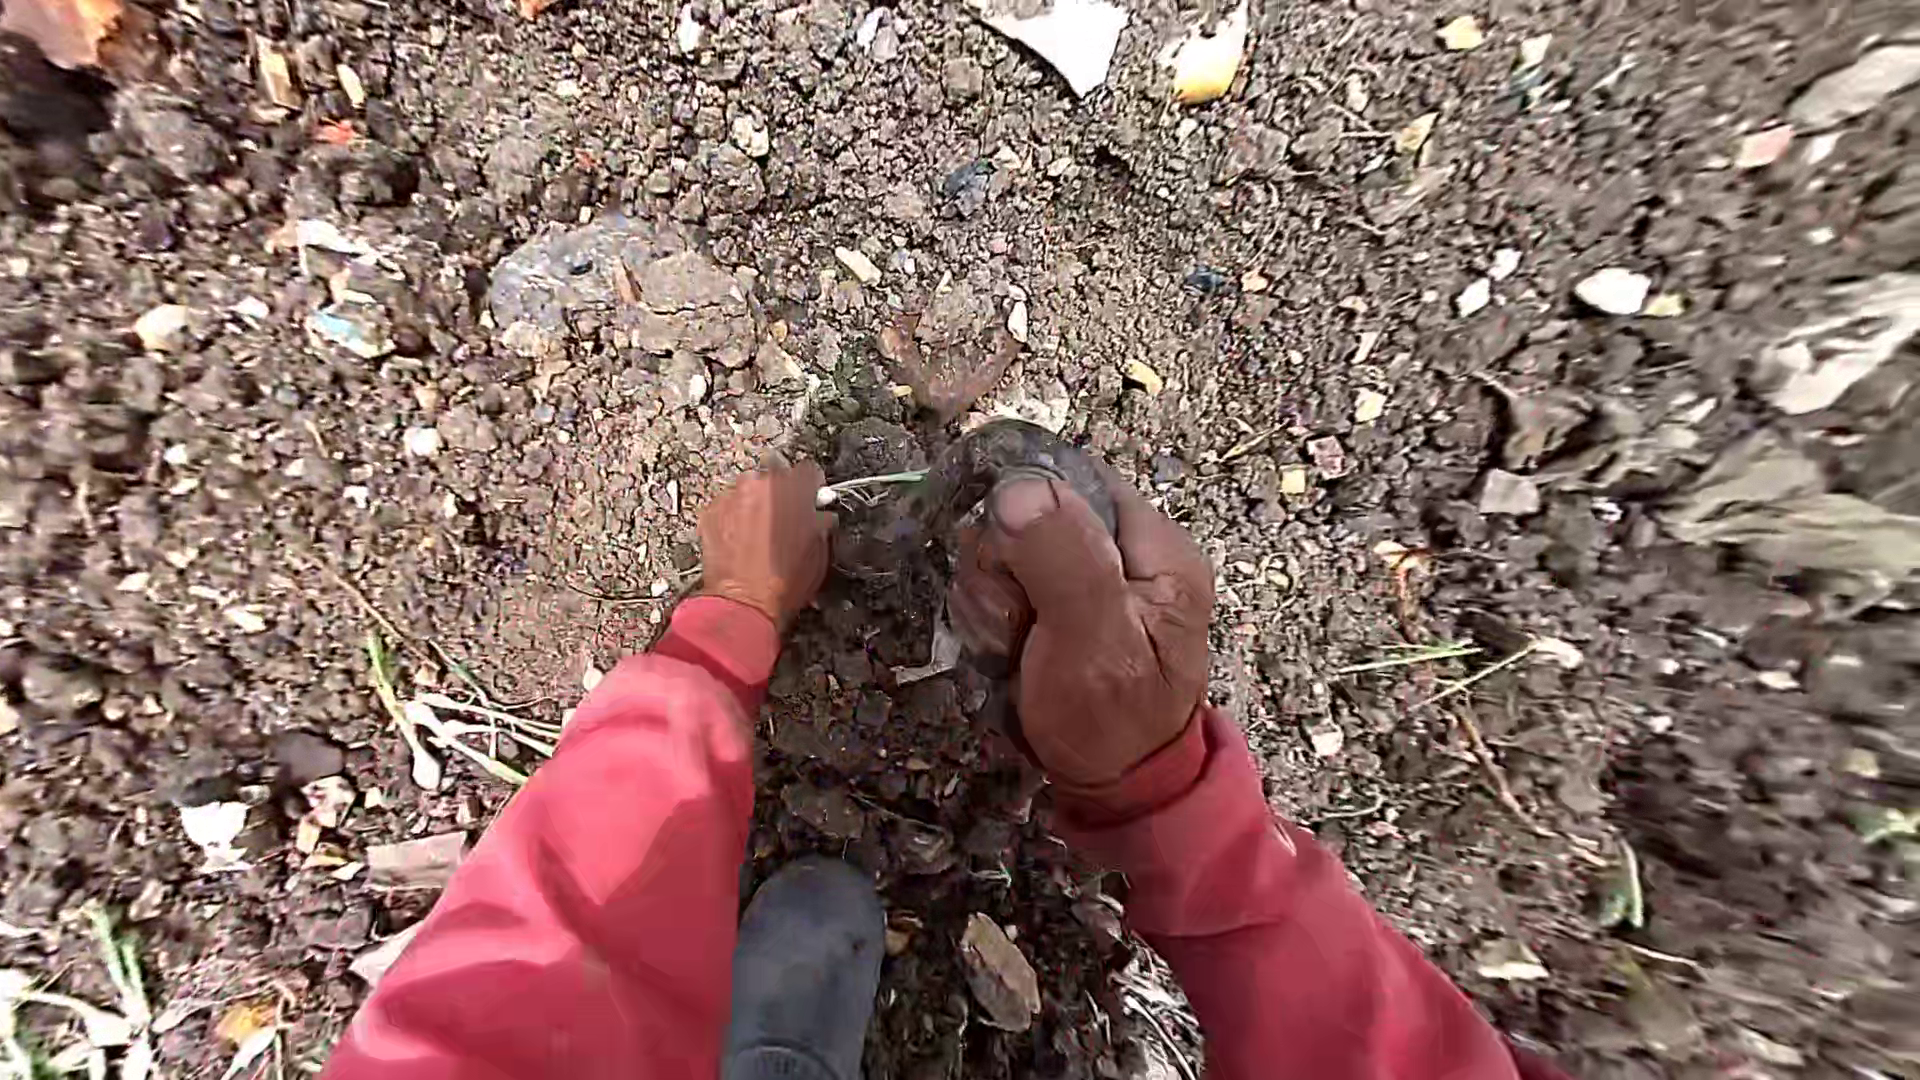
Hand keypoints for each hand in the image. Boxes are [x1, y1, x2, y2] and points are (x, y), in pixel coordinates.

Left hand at [698, 459, 834, 631]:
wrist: (745, 603)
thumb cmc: (784, 581)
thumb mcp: (819, 551)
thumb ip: (821, 522)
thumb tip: (820, 516)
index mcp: (794, 488)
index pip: (809, 471)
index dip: (812, 488)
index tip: (810, 498)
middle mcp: (761, 484)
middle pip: (776, 478)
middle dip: (781, 497)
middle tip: (785, 522)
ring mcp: (733, 497)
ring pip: (749, 490)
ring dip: (756, 505)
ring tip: (761, 534)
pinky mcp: (711, 512)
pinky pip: (727, 506)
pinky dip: (734, 518)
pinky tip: (742, 541)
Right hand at [947, 464, 1213, 787]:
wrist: (1112, 788)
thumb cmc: (1111, 721)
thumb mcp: (1094, 641)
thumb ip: (1063, 561)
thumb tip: (1016, 486)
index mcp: (1154, 546)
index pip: (1075, 480)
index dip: (1028, 510)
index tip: (1009, 560)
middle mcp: (1121, 552)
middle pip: (1029, 514)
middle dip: (1003, 567)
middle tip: (1015, 618)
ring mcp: (1085, 578)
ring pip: (1004, 550)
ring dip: (991, 596)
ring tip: (1011, 643)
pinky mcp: (1055, 603)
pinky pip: (999, 583)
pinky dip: (989, 614)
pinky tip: (1004, 646)